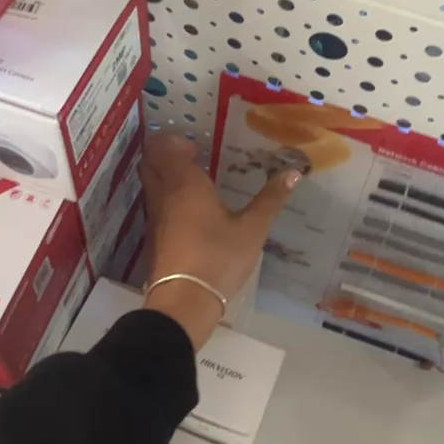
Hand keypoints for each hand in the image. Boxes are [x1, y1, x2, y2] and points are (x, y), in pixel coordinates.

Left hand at [137, 132, 298, 347]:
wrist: (184, 302)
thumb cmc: (219, 257)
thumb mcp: (252, 228)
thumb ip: (271, 199)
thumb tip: (293, 173)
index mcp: (184, 182)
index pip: (163, 146)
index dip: (175, 141)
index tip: (199, 149)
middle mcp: (163, 194)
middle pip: (150, 161)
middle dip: (166, 153)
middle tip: (195, 158)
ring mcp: (155, 217)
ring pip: (150, 184)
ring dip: (166, 176)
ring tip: (197, 184)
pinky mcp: (154, 238)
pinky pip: (155, 205)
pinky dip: (167, 199)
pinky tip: (192, 213)